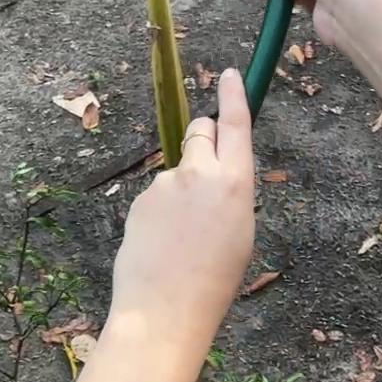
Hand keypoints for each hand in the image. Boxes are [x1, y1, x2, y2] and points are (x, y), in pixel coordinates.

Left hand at [107, 69, 256, 364]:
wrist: (165, 309)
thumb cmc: (215, 281)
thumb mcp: (240, 232)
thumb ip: (230, 194)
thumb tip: (217, 180)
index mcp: (235, 182)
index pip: (236, 124)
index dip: (233, 95)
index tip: (228, 73)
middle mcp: (200, 173)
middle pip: (201, 131)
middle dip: (205, 136)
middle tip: (207, 166)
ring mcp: (165, 184)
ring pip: (178, 171)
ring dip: (181, 189)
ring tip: (182, 237)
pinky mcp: (141, 198)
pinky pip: (157, 195)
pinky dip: (161, 211)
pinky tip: (162, 244)